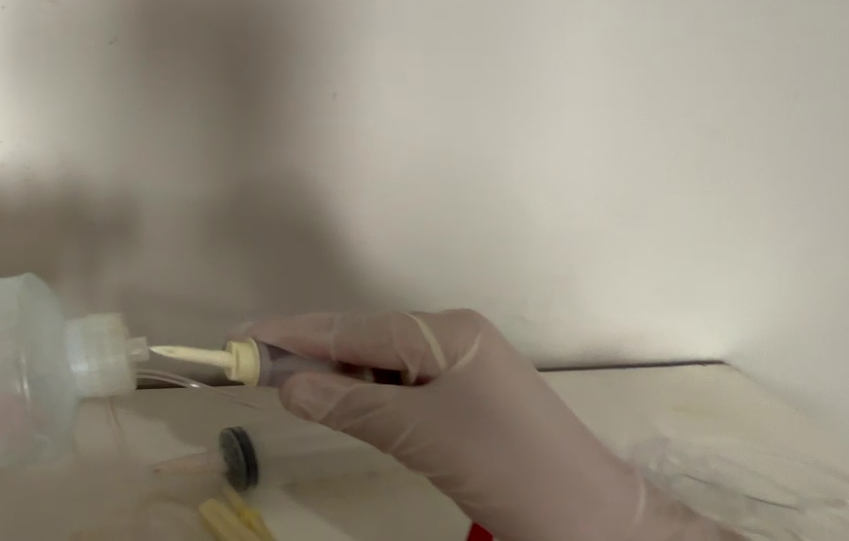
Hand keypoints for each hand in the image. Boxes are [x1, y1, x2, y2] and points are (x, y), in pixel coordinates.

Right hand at [248, 310, 737, 540]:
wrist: (608, 532)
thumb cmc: (511, 471)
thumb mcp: (423, 437)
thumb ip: (349, 405)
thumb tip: (285, 387)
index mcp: (446, 331)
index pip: (351, 328)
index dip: (292, 333)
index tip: (241, 337)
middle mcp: (452, 338)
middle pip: (362, 339)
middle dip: (309, 353)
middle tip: (256, 364)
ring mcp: (462, 368)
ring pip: (378, 364)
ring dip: (336, 377)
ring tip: (290, 388)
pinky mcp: (466, 401)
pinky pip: (400, 386)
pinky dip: (366, 396)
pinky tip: (343, 405)